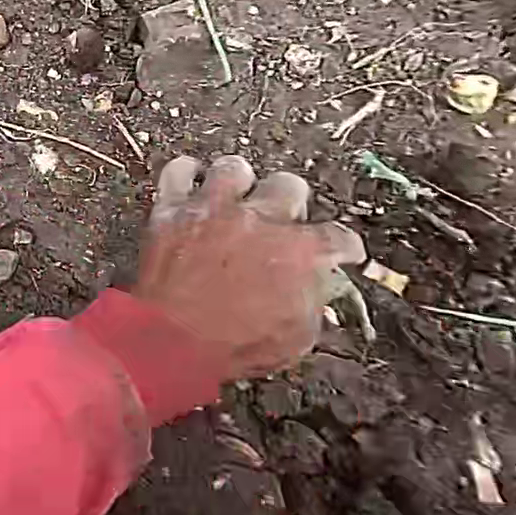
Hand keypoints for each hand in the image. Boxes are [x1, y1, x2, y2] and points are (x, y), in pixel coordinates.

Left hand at [129, 155, 369, 379]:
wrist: (172, 341)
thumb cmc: (234, 346)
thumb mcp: (295, 336)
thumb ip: (315, 301)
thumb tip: (319, 283)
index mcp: (298, 252)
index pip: (337, 237)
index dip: (343, 245)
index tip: (341, 250)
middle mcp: (259, 218)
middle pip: (289, 186)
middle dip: (290, 201)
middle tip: (281, 218)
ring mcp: (212, 208)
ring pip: (235, 168)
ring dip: (239, 181)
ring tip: (235, 195)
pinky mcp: (173, 208)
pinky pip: (178, 172)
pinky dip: (185, 174)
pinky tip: (192, 181)